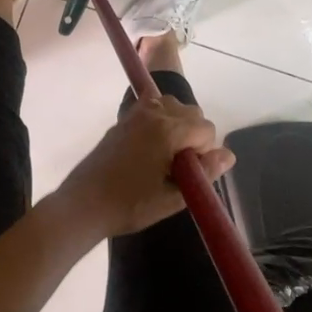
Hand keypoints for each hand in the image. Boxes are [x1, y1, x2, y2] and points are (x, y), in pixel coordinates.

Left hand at [55, 94, 235, 238]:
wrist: (83, 204)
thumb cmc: (129, 206)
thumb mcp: (172, 198)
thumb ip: (204, 174)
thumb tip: (228, 155)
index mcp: (168, 132)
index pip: (206, 128)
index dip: (205, 151)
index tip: (190, 173)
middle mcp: (154, 114)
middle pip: (192, 112)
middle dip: (194, 135)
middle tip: (180, 166)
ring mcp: (136, 114)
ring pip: (172, 105)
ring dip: (178, 123)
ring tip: (167, 154)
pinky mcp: (123, 119)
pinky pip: (151, 105)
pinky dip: (159, 116)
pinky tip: (152, 141)